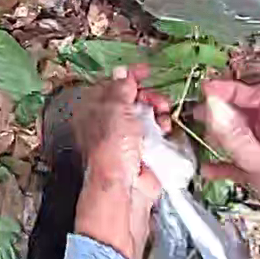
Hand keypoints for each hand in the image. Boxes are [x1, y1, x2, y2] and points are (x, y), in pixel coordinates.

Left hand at [72, 65, 171, 258]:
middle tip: (158, 99)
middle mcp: (109, 123)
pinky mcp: (144, 151)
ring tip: (163, 114)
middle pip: (131, 99)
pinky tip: (166, 128)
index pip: (111, 86)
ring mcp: (127, 138)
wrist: (124, 187)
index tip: (146, 71)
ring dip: (157, 110)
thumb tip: (121, 72)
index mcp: (94, 110)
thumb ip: (120, 88)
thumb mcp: (115, 109)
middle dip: (147, 95)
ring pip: (146, 115)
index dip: (128, 76)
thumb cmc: (113, 146)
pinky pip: (156, 132)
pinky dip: (163, 128)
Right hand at [200, 80, 259, 258]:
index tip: (209, 88)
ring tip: (201, 131)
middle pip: (259, 122)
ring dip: (227, 137)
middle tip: (201, 106)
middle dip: (230, 110)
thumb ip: (241, 142)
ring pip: (252, 146)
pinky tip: (214, 171)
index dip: (238, 92)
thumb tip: (217, 106)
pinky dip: (230, 168)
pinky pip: (250, 172)